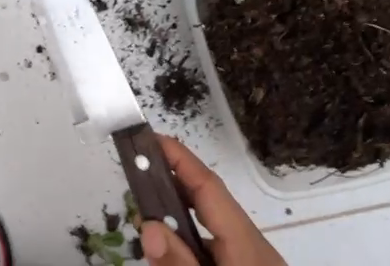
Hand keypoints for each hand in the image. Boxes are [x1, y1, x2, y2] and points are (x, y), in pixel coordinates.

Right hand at [139, 136, 286, 265]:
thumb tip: (147, 226)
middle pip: (211, 200)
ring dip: (179, 211)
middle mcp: (255, 245)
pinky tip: (172, 244)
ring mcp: (254, 258)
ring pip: (213, 222)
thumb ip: (179, 262)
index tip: (146, 136)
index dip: (178, 157)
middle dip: (173, 181)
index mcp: (248, 243)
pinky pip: (218, 242)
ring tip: (145, 207)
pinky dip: (191, 236)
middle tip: (134, 170)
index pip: (209, 186)